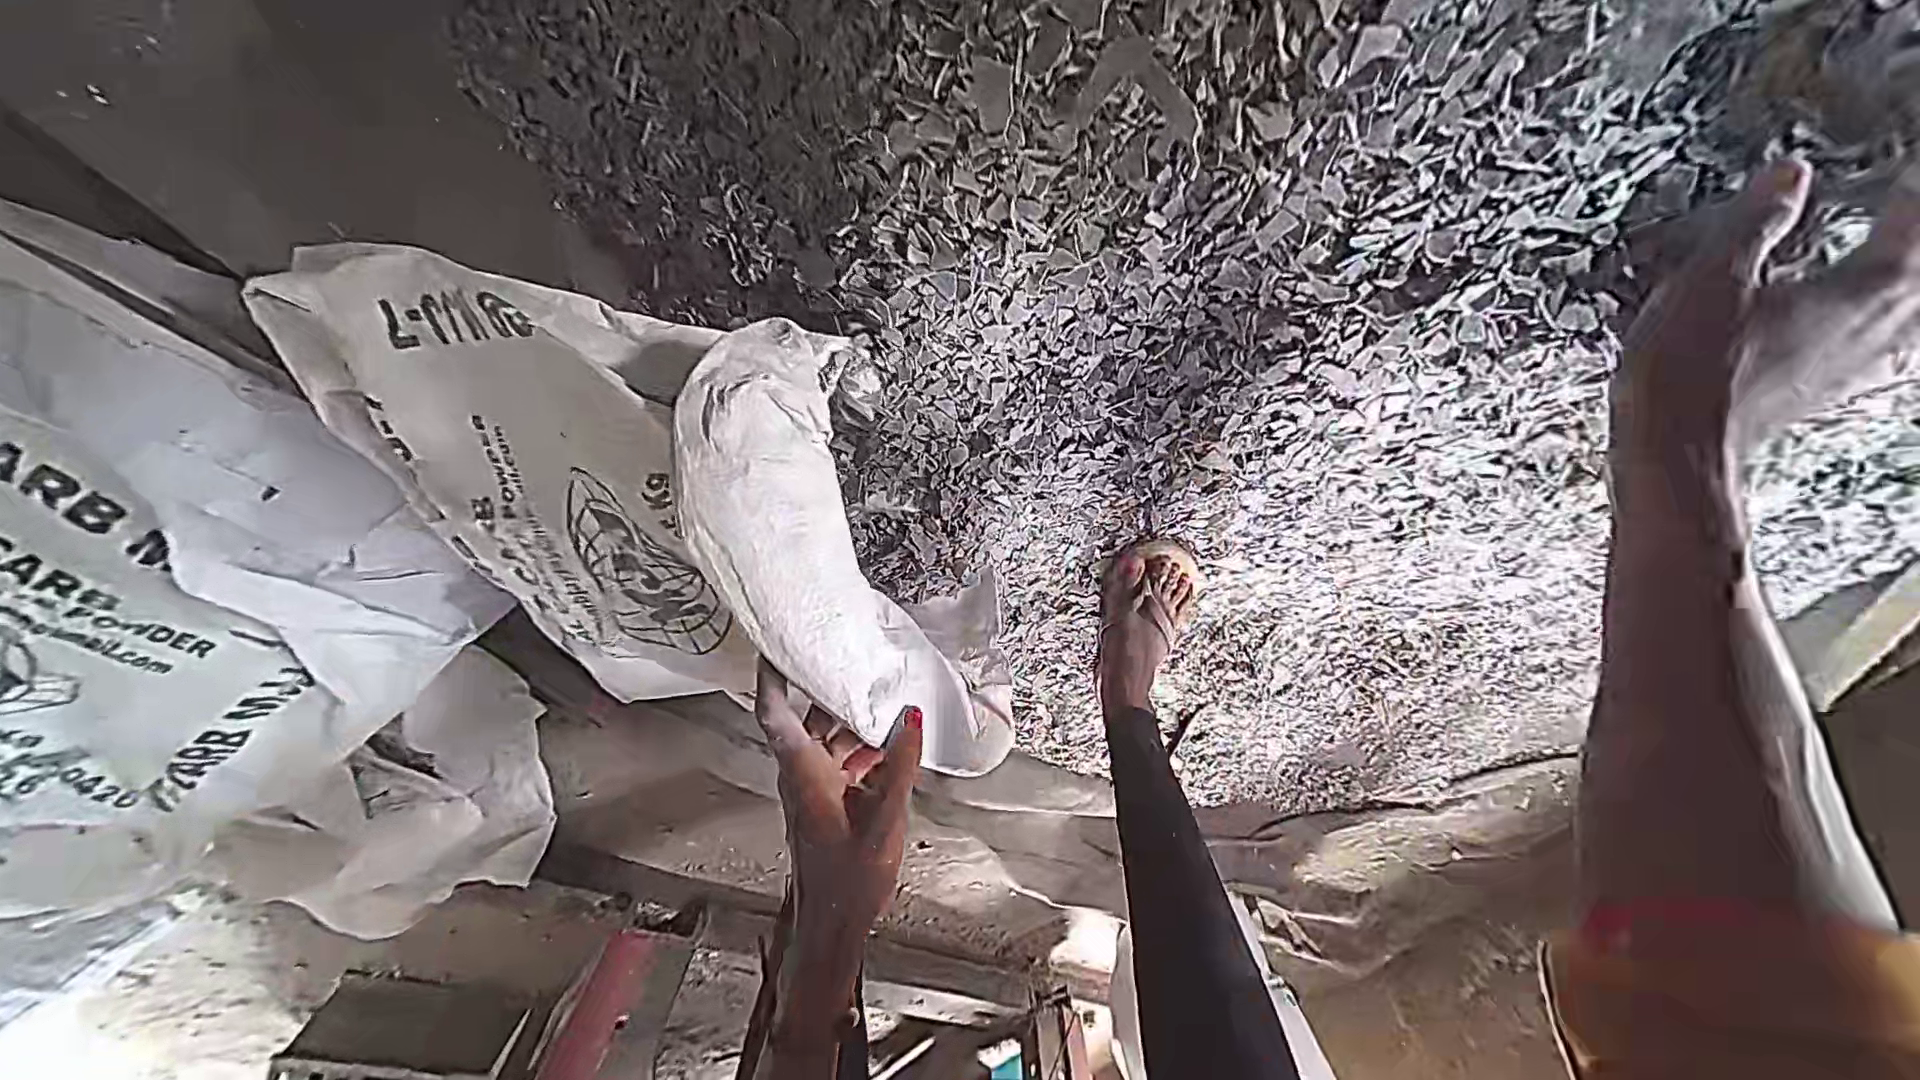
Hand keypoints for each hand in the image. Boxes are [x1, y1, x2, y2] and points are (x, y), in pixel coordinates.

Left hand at [754, 658, 921, 959]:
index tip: (774, 642)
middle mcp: (802, 773)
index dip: (771, 675)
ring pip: (829, 739)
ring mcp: (814, 787)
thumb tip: (911, 714)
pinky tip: (891, 745)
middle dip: (831, 689)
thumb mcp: (884, 816)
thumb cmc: (849, 877)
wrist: (834, 924)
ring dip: (854, 722)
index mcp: (803, 771)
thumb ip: (899, 763)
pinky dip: (863, 748)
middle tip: (855, 659)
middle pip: (809, 718)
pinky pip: (841, 760)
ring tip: (886, 700)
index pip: (775, 712)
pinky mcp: (828, 800)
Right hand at [1614, 159, 1919, 471]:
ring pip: (1909, 313)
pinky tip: (1854, 335)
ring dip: (1899, 290)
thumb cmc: (1689, 371)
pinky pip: (1877, 349)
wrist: (1673, 447)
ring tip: (1882, 276)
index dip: (1907, 188)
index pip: (1915, 215)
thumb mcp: (1706, 283)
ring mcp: (1857, 364)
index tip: (1899, 175)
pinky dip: (1873, 330)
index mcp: (1871, 285)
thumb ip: (1752, 225)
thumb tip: (1785, 177)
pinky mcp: (1821, 394)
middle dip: (1906, 244)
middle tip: (1894, 224)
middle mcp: (1885, 324)